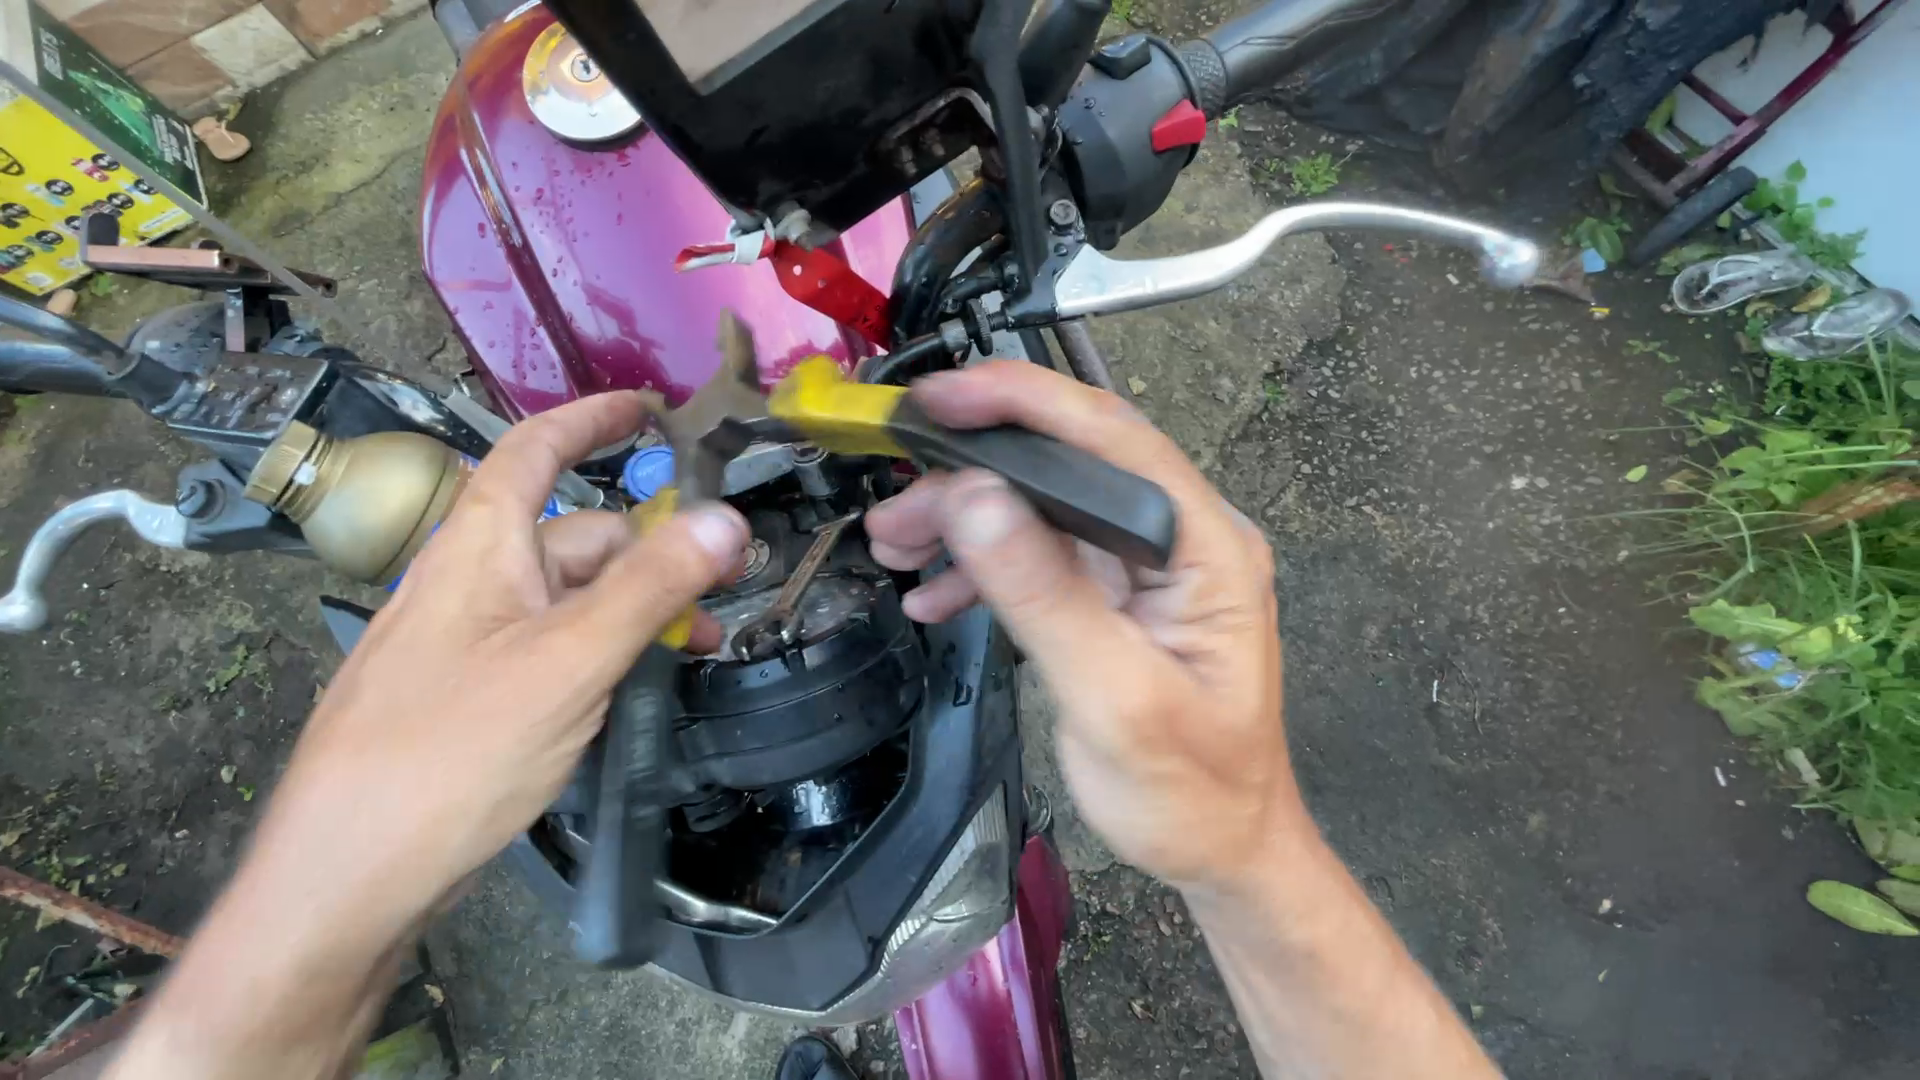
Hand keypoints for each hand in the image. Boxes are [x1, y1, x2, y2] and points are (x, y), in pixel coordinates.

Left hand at [257, 392, 747, 927]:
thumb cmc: (454, 752)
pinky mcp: (475, 693)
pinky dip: (605, 649)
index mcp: (480, 550)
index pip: (534, 451)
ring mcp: (472, 641)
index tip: (651, 409)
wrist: (344, 883)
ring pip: (573, 599)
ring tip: (692, 651)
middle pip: (578, 538)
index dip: (590, 419)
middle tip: (722, 592)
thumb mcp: (571, 659)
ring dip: (639, 611)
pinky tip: (633, 688)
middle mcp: (473, 582)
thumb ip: (654, 584)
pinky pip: (554, 645)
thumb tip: (728, 516)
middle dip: (655, 555)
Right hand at [866, 362, 1295, 888]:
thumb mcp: (1115, 701)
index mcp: (1205, 545)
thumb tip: (974, 499)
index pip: (1113, 438)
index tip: (939, 398)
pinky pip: (1037, 554)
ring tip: (896, 543)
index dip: (1023, 402)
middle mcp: (1177, 537)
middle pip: (1067, 464)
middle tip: (897, 495)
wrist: (1218, 847)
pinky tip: (934, 594)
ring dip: (964, 517)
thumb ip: (1046, 597)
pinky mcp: (1110, 592)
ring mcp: (1142, 564)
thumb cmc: (1189, 790)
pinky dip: (981, 565)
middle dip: (973, 470)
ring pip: (1041, 505)